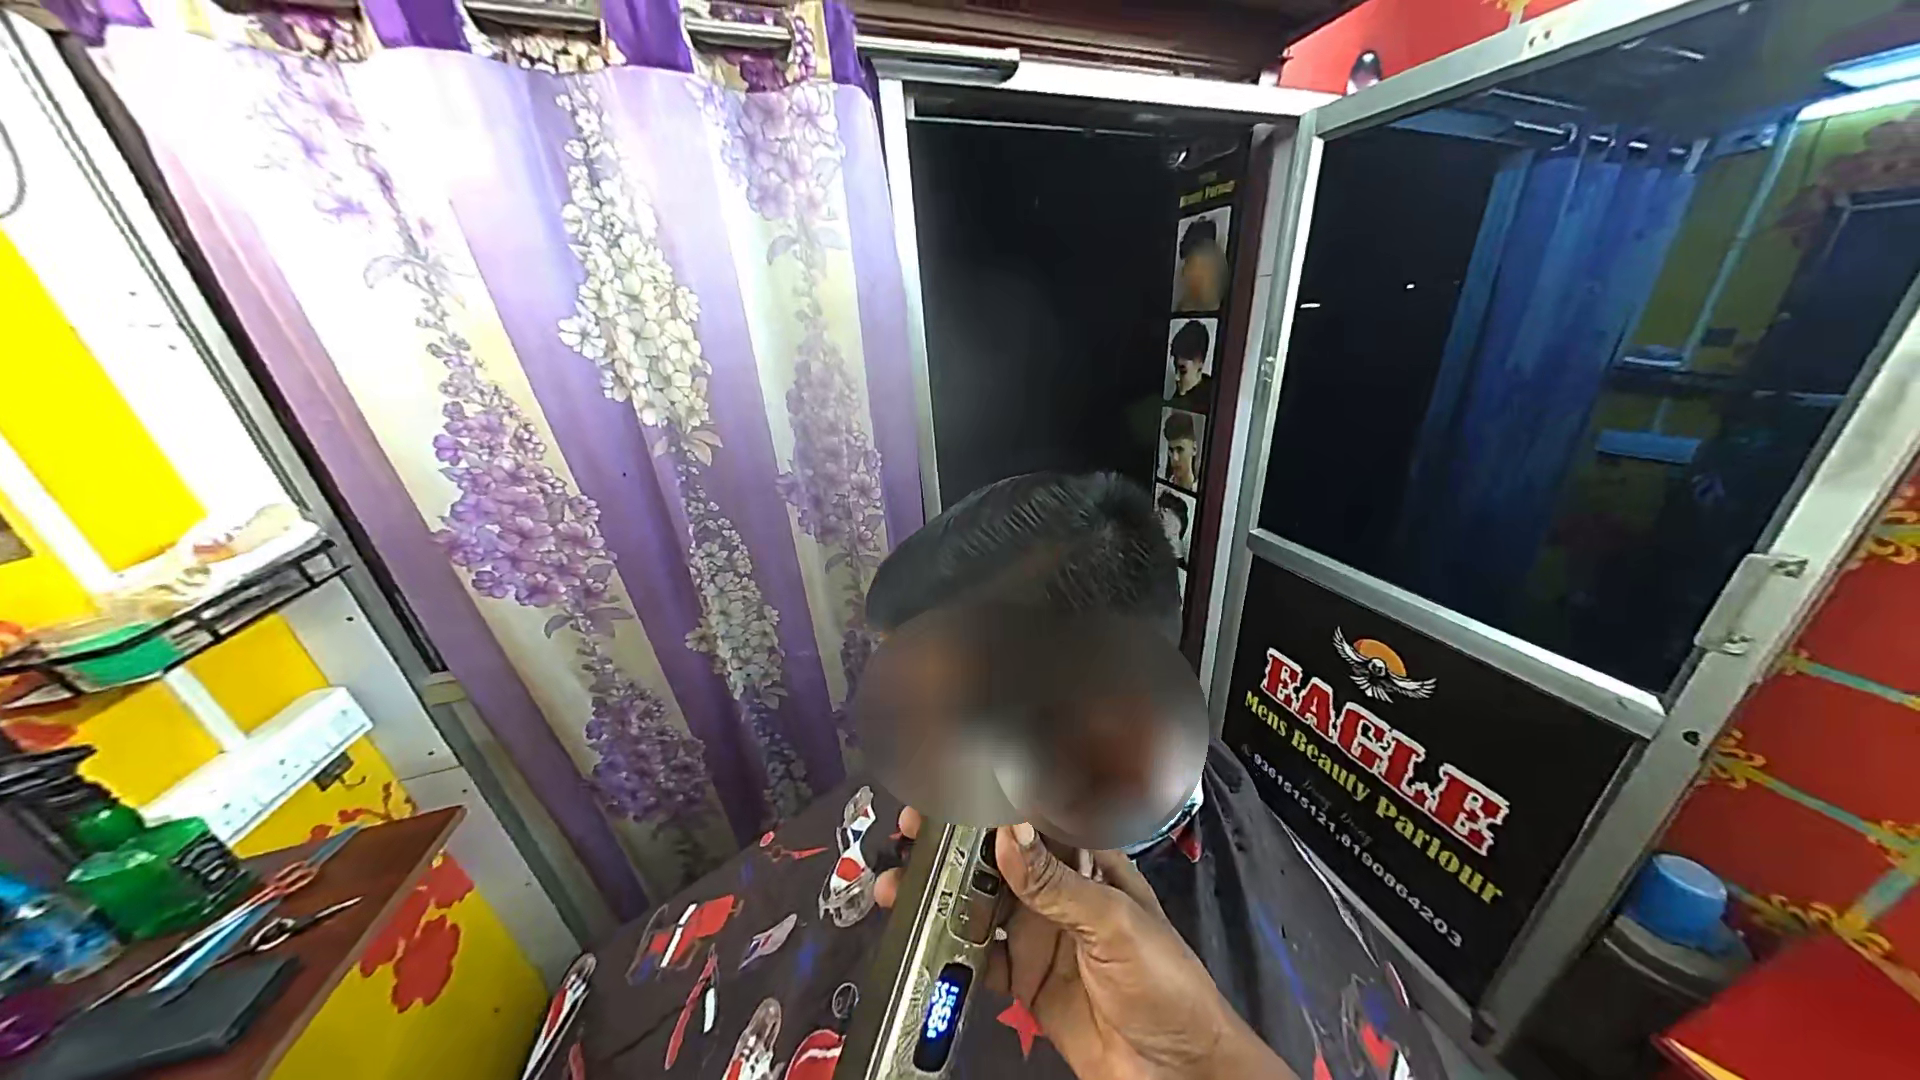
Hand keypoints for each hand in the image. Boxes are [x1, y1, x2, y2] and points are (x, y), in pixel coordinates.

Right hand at [876, 808, 1295, 1079]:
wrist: (1178, 1074)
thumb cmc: (1163, 980)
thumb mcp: (1113, 923)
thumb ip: (1057, 883)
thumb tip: (1008, 832)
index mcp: (1083, 861)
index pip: (1030, 822)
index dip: (988, 805)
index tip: (943, 794)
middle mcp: (1054, 888)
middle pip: (995, 860)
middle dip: (952, 847)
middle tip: (907, 838)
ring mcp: (1035, 933)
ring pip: (980, 904)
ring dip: (940, 895)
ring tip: (896, 887)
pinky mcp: (1023, 978)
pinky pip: (981, 957)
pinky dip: (952, 949)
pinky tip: (924, 938)